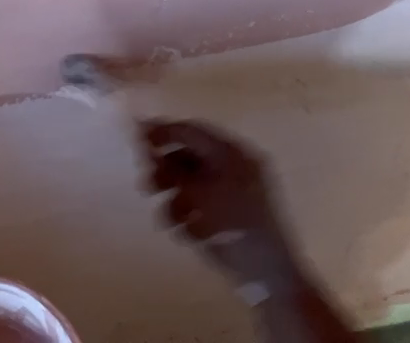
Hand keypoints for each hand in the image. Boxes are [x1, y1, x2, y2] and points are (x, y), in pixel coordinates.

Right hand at [139, 120, 299, 291]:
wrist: (272, 278)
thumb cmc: (236, 228)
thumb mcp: (200, 195)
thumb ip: (173, 168)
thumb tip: (148, 143)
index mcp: (234, 152)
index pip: (192, 131)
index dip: (162, 132)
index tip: (136, 140)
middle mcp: (237, 165)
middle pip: (192, 156)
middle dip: (168, 171)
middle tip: (149, 186)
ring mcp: (239, 189)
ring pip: (196, 181)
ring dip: (177, 196)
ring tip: (169, 218)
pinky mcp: (236, 212)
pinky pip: (206, 201)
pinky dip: (192, 211)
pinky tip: (187, 230)